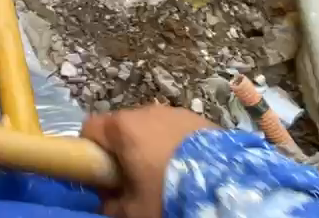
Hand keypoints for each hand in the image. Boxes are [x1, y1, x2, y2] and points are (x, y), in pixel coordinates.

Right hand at [82, 105, 213, 217]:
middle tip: (137, 180)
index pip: (90, 128)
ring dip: (152, 146)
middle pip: (122, 127)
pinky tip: (190, 168)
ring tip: (169, 174)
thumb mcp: (136, 211)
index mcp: (122, 127)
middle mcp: (143, 111)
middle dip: (124, 151)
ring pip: (151, 127)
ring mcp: (173, 112)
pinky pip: (177, 131)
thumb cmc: (171, 196)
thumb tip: (107, 201)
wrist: (229, 189)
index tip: (102, 175)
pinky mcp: (199, 119)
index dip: (91, 151)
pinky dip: (177, 146)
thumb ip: (113, 204)